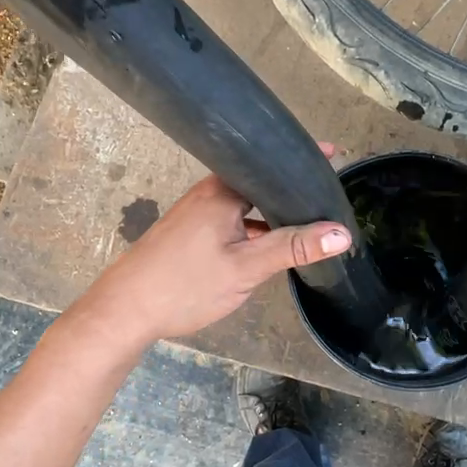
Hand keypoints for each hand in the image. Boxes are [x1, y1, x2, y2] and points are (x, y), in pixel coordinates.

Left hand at [55, 169, 351, 366]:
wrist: (124, 312)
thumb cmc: (184, 286)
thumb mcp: (246, 268)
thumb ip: (293, 248)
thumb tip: (342, 233)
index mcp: (223, 190)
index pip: (271, 162)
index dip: (303, 159)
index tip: (334, 154)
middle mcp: (210, 192)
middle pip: (260, 179)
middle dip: (292, 184)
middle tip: (329, 189)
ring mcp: (199, 210)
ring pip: (248, 200)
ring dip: (275, 207)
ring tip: (311, 215)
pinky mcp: (192, 229)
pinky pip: (235, 215)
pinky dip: (257, 222)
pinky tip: (273, 241)